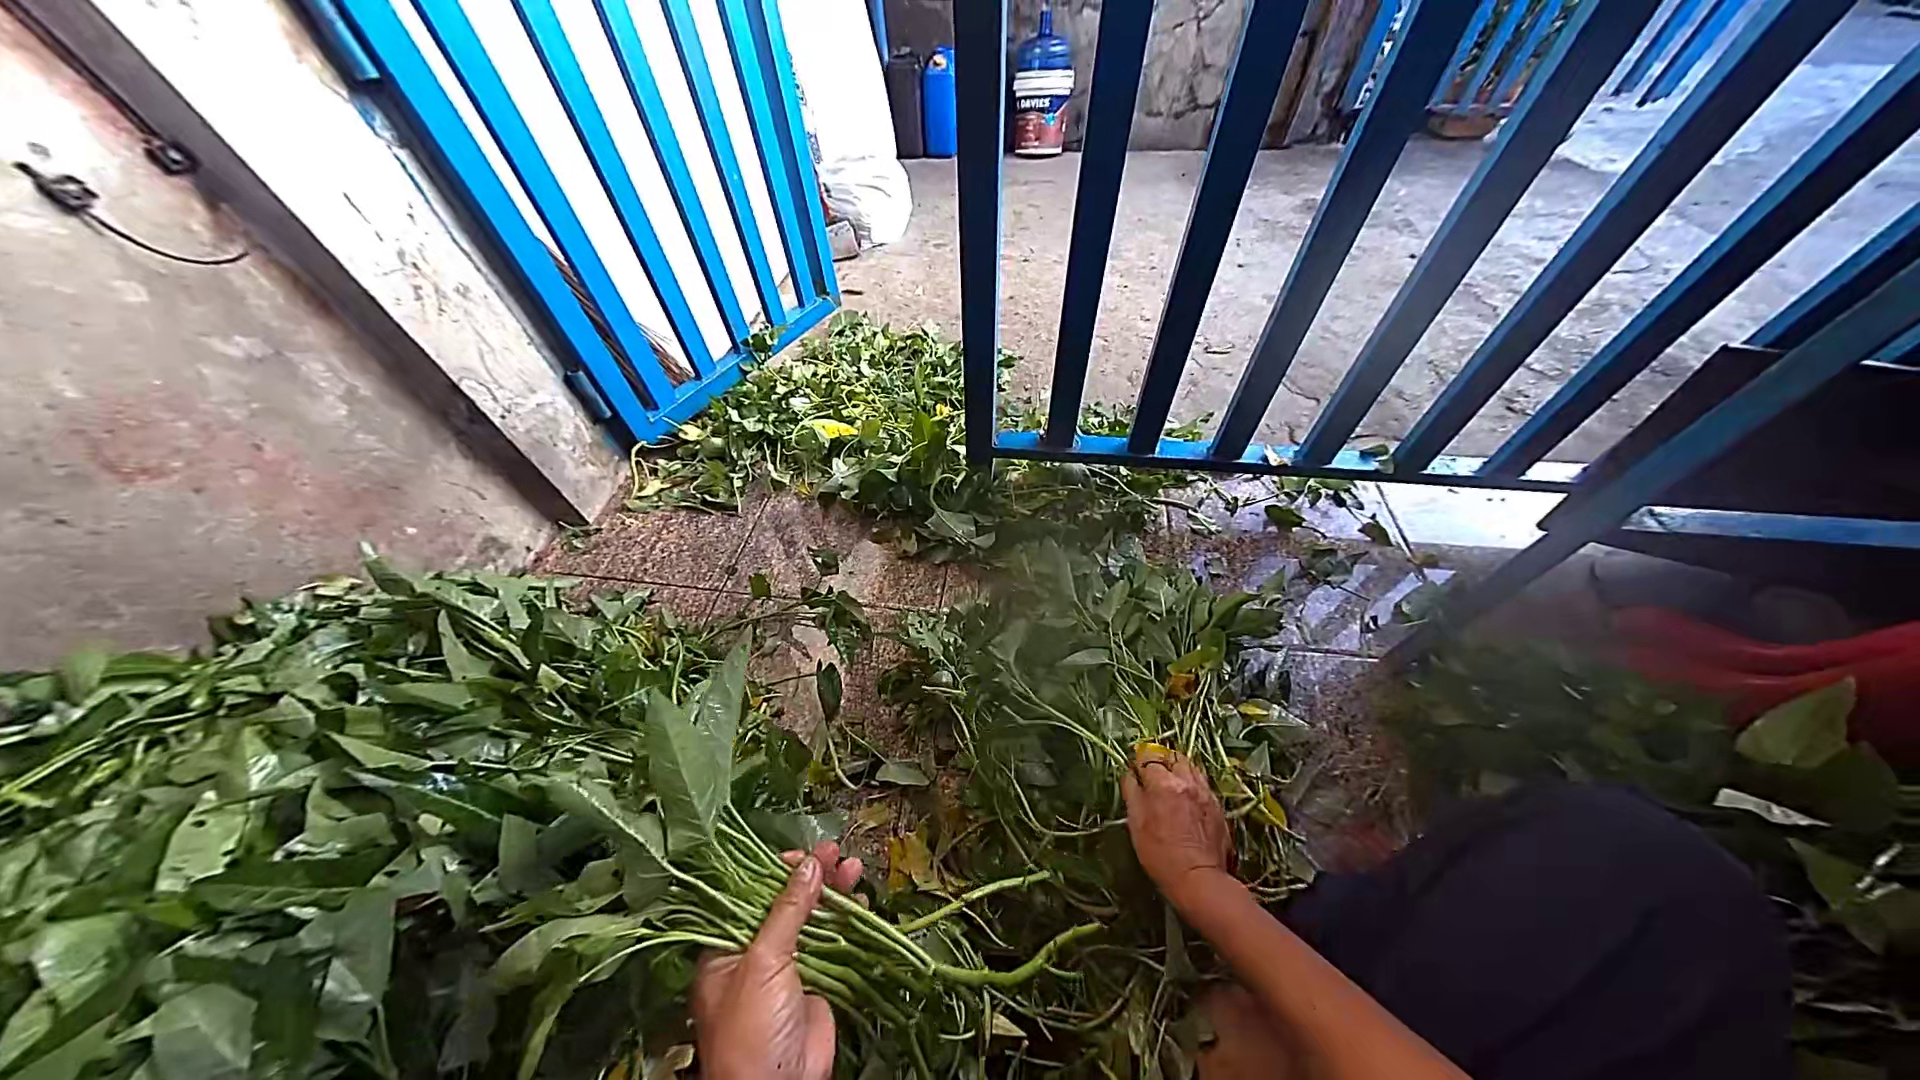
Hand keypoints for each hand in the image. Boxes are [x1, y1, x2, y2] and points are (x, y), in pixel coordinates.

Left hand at [691, 841, 862, 1079]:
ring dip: (833, 892)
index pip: (751, 895)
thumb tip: (808, 864)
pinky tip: (859, 900)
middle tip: (833, 852)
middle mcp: (756, 953)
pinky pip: (832, 940)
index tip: (800, 853)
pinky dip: (846, 919)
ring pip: (812, 917)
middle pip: (787, 902)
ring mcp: (788, 966)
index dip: (776, 871)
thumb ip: (787, 910)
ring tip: (852, 868)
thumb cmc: (752, 1029)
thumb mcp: (763, 962)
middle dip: (811, 876)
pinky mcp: (817, 979)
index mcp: (727, 948)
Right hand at [1122, 745, 1232, 905]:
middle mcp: (1187, 782)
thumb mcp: (1136, 823)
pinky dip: (1192, 781)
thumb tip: (1129, 774)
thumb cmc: (1161, 855)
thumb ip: (1132, 792)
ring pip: (1191, 766)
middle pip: (1172, 756)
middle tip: (1151, 773)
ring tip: (1170, 781)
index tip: (1134, 768)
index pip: (1148, 756)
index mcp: (1163, 783)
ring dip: (1178, 768)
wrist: (1200, 880)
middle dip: (1160, 760)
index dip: (1138, 760)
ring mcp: (1205, 792)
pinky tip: (1186, 795)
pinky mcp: (1218, 805)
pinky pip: (1203, 782)